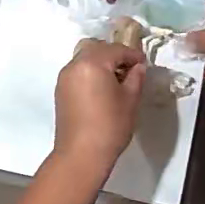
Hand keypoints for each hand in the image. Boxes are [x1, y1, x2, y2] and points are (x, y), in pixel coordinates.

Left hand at [53, 39, 146, 167]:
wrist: (81, 154)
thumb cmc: (110, 126)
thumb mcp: (130, 100)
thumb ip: (136, 78)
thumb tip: (137, 67)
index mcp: (92, 63)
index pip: (116, 49)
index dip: (132, 55)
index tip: (143, 64)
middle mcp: (74, 65)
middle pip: (96, 49)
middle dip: (114, 55)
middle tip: (129, 70)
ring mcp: (64, 78)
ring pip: (84, 59)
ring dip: (100, 63)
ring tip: (116, 81)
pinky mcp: (60, 91)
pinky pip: (77, 72)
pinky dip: (90, 73)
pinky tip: (101, 90)